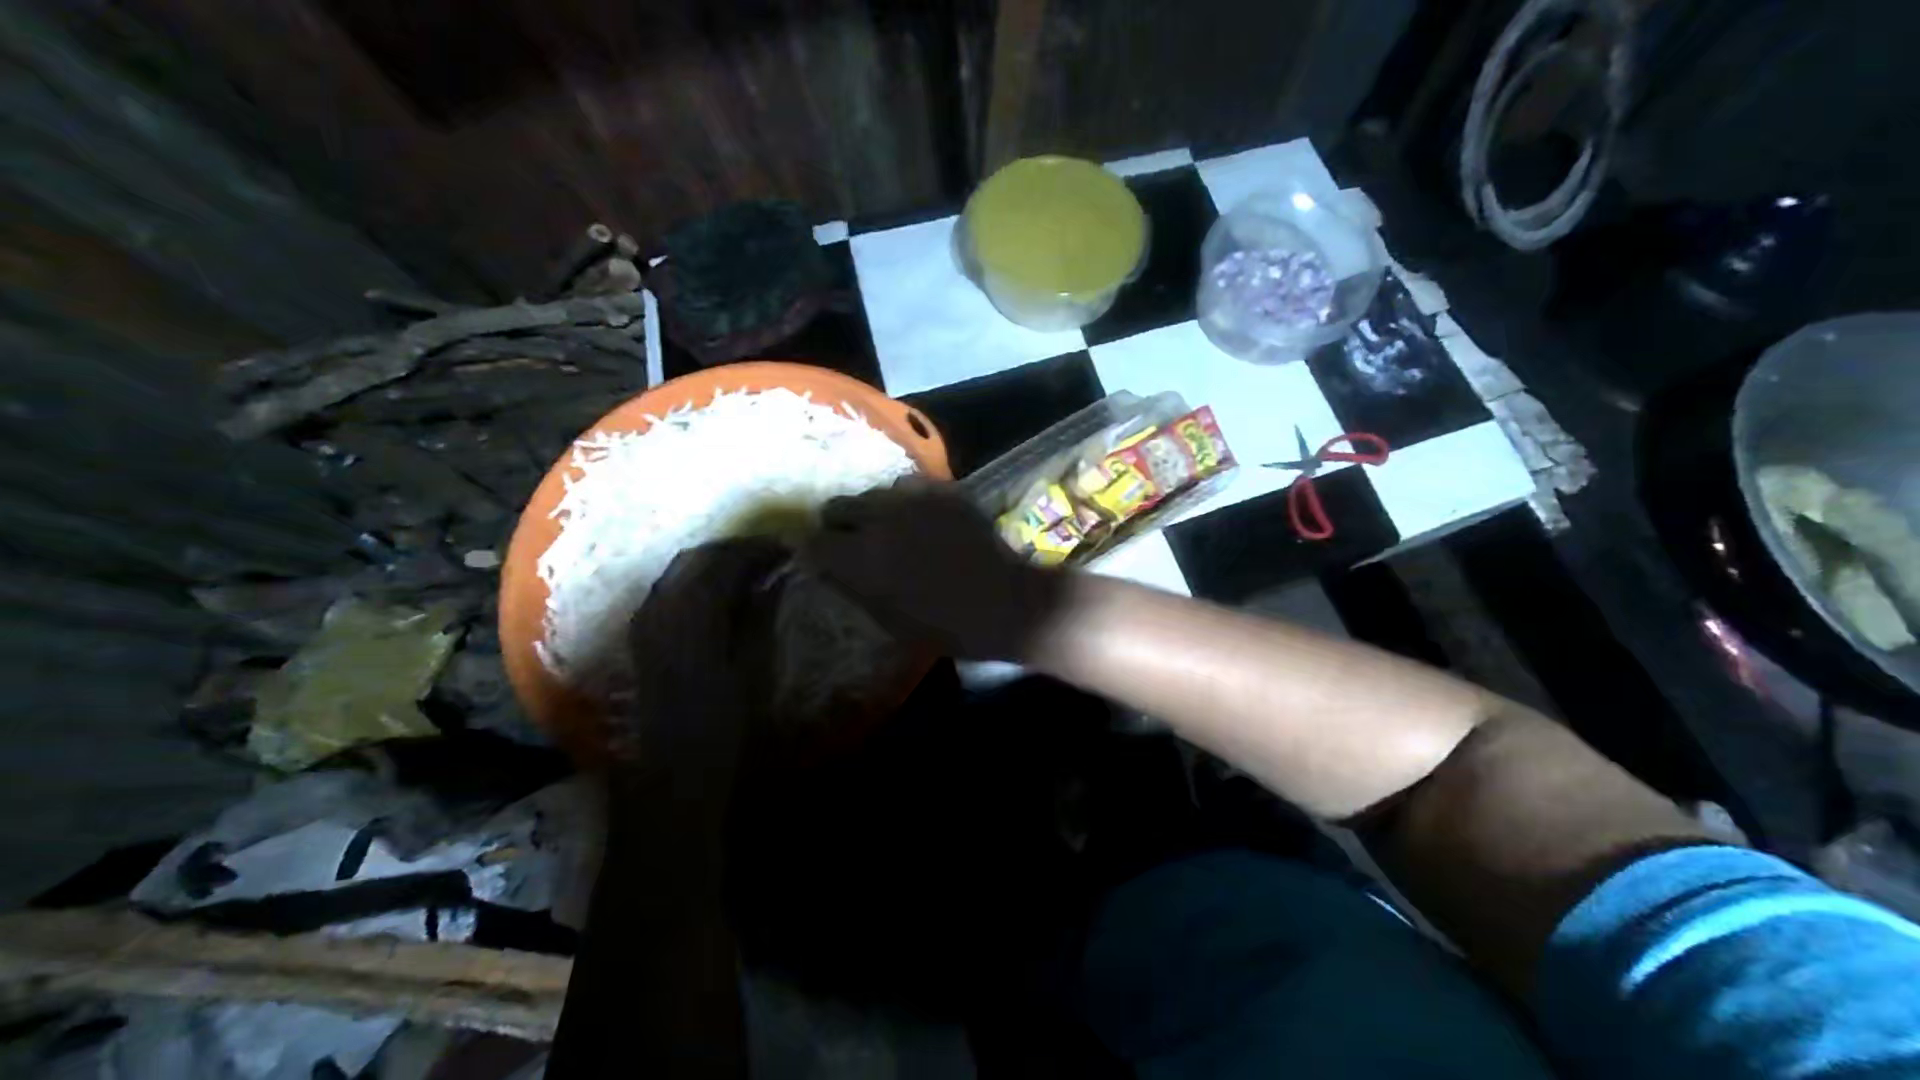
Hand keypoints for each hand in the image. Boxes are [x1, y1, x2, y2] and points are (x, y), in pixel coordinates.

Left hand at [615, 538, 788, 803]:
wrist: (675, 770)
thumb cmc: (725, 723)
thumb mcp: (755, 667)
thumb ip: (762, 615)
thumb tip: (779, 576)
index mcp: (694, 614)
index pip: (726, 561)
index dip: (759, 550)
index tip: (788, 549)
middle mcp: (663, 607)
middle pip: (699, 557)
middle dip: (737, 550)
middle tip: (773, 554)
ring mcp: (647, 619)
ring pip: (681, 569)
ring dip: (716, 561)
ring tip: (751, 568)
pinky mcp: (642, 633)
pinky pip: (670, 587)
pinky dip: (697, 578)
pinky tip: (720, 591)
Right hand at [803, 483, 1066, 660]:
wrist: (1006, 602)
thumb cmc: (945, 626)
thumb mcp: (888, 618)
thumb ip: (852, 585)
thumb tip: (827, 566)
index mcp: (860, 559)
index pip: (814, 542)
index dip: (815, 551)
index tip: (823, 558)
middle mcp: (878, 520)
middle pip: (836, 507)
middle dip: (838, 524)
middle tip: (853, 540)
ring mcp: (911, 499)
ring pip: (872, 493)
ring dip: (873, 510)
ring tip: (890, 527)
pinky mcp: (940, 489)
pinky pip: (906, 486)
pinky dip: (905, 501)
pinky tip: (920, 518)